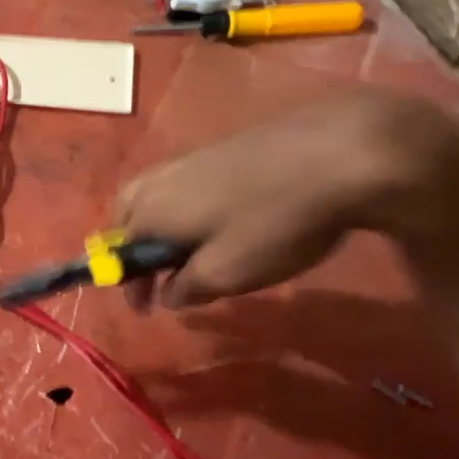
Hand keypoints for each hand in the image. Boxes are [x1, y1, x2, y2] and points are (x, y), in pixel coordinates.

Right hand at [112, 89, 458, 309]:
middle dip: (132, 245)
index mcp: (149, 210)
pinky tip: (222, 220)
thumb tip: (165, 293)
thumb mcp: (227, 273)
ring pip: (156, 195)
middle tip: (157, 272)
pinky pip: (185, 184)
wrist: (340, 153)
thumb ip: (186, 288)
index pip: (117, 251)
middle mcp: (159, 179)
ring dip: (161, 226)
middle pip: (127, 214)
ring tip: (189, 250)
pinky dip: (187, 207)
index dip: (129, 284)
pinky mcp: (224, 148)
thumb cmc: (273, 222)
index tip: (147, 310)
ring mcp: (192, 159)